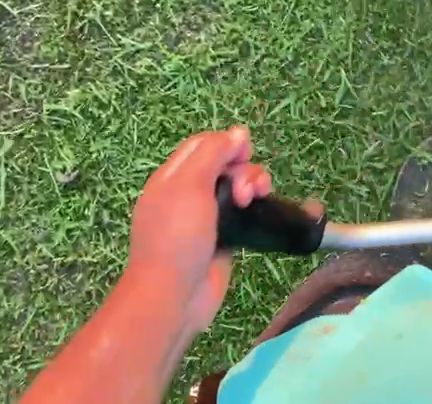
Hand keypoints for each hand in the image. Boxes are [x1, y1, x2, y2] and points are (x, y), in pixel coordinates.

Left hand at [126, 126, 272, 331]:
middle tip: (247, 189)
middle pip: (222, 164)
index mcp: (172, 178)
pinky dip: (253, 206)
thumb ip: (213, 153)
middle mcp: (187, 194)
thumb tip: (238, 132)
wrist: (173, 298)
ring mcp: (205, 217)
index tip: (245, 153)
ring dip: (251, 183)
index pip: (202, 145)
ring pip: (235, 186)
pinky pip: (241, 211)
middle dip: (242, 168)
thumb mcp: (190, 185)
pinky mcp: (222, 237)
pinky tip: (259, 209)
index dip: (226, 143)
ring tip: (255, 199)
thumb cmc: (177, 236)